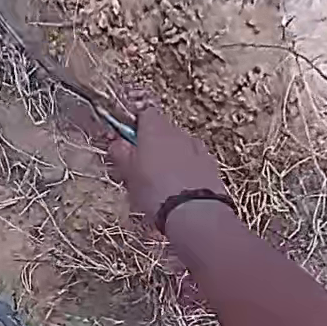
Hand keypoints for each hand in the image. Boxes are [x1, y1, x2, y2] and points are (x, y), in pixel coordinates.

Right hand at [93, 100, 229, 222]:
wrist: (192, 212)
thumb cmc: (154, 190)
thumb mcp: (128, 173)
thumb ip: (120, 153)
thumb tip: (116, 143)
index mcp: (155, 129)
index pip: (144, 114)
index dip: (135, 127)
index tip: (127, 143)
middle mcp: (178, 133)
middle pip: (162, 131)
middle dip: (152, 145)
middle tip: (139, 169)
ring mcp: (197, 148)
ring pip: (178, 147)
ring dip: (169, 159)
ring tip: (159, 185)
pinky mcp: (210, 165)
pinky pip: (192, 163)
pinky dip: (185, 171)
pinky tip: (177, 191)